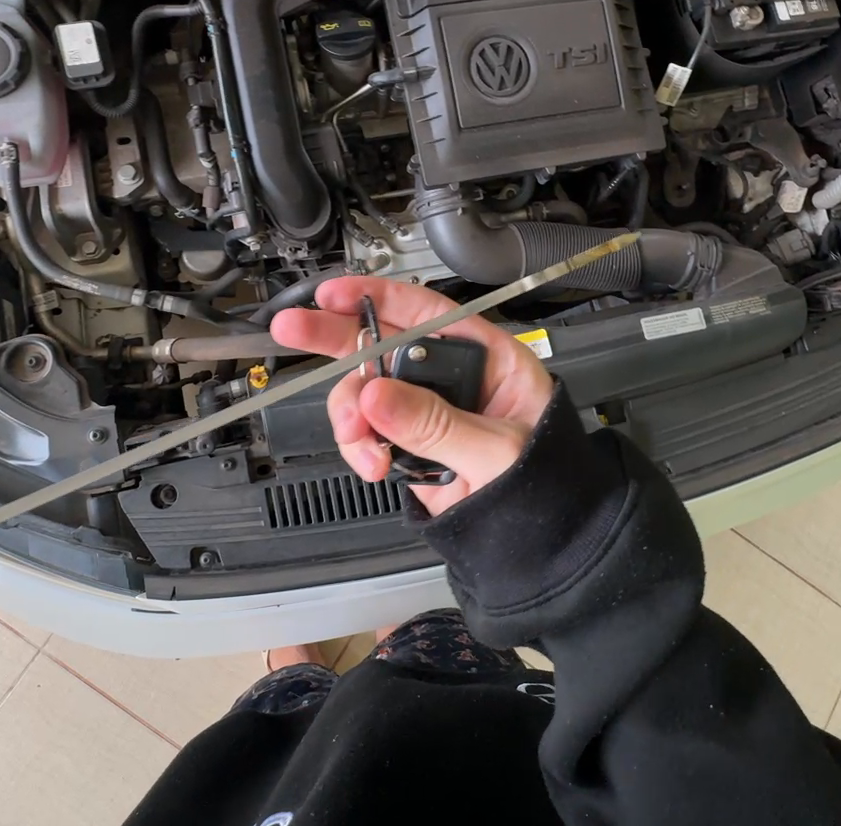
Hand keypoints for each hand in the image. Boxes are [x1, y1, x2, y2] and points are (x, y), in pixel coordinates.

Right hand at [269, 277, 553, 514]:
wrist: (542, 545)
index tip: (334, 295)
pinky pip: (366, 432)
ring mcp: (426, 411)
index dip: (379, 297)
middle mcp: (451, 378)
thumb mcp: (497, 449)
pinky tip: (373, 464)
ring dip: (350, 414)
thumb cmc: (546, 482)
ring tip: (361, 443)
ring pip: (365, 392)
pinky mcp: (409, 444)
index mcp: (486, 358)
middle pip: (383, 343)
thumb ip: (436, 423)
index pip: (427, 313)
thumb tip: (377, 396)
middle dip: (337, 339)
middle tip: (293, 329)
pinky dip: (358, 446)